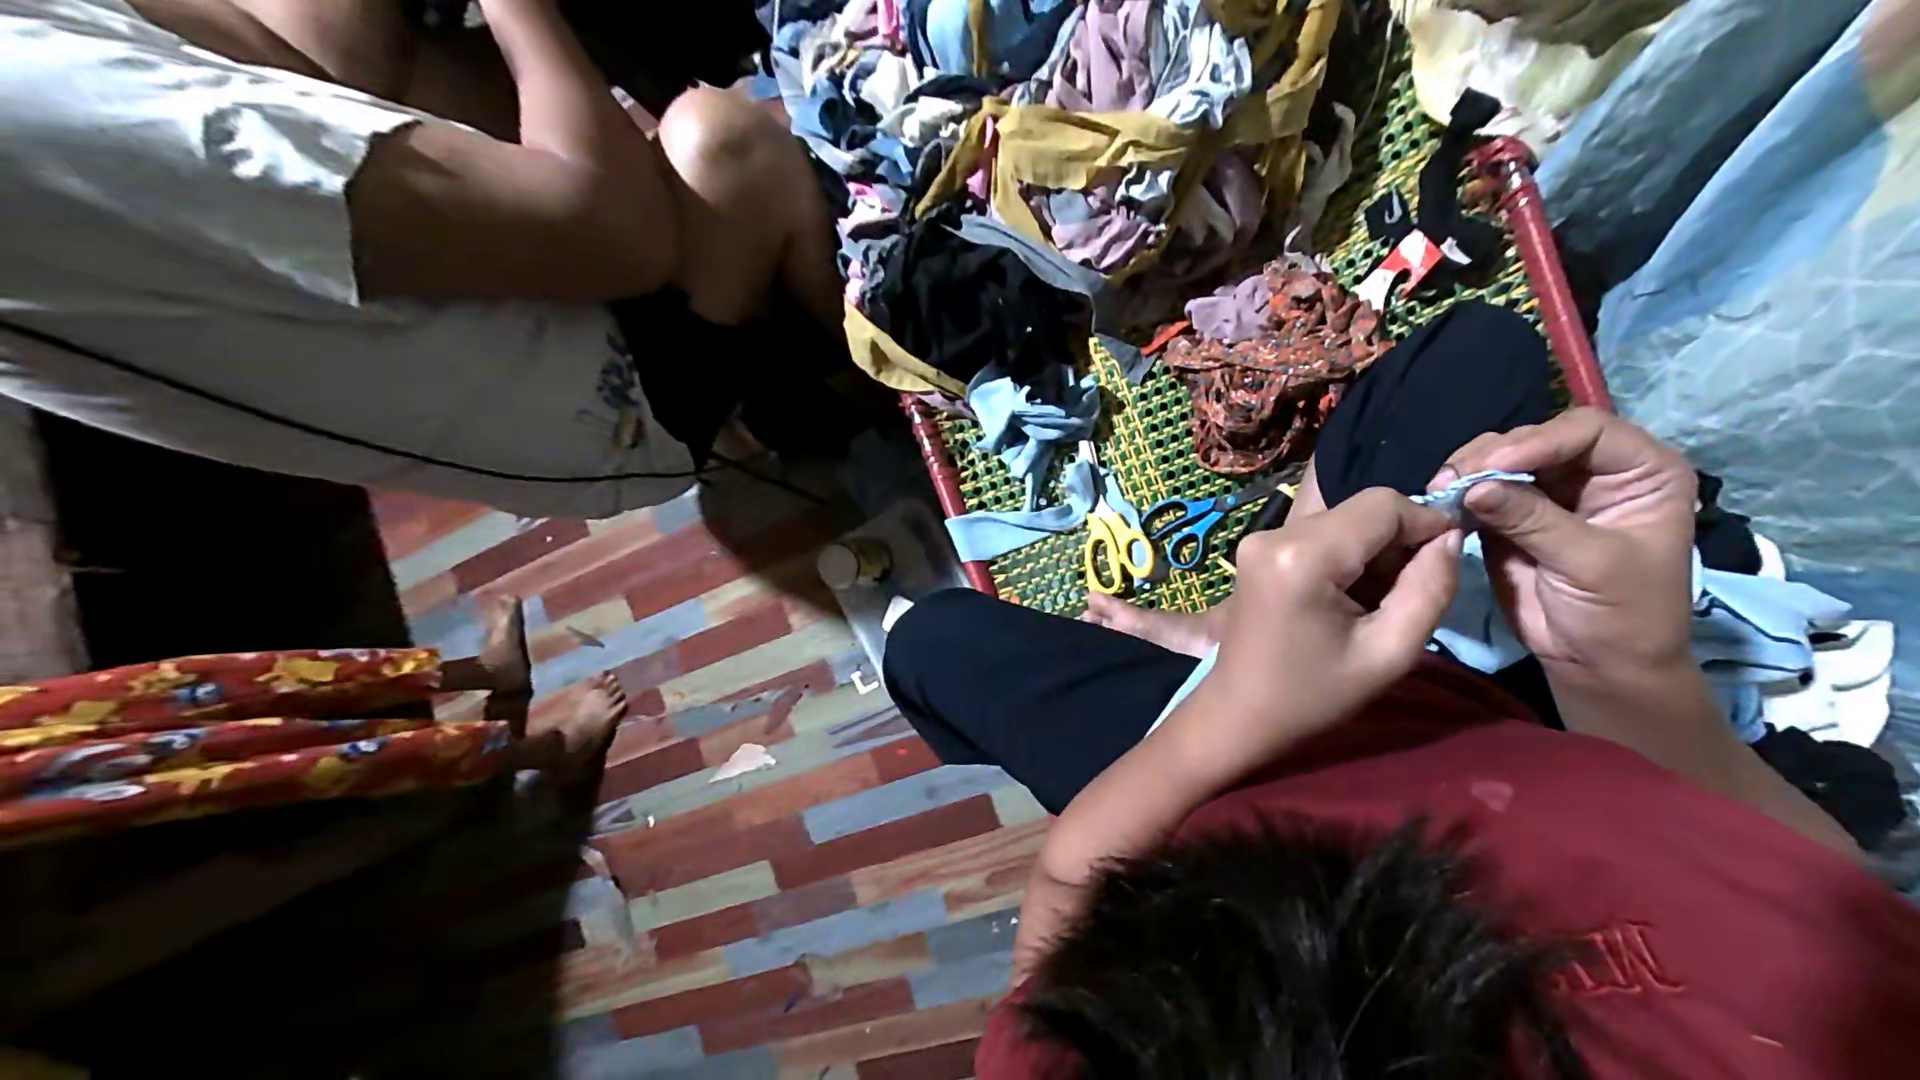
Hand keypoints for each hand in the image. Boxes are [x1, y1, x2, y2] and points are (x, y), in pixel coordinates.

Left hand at [1200, 488, 1459, 763]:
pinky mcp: (1257, 549)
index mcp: (1300, 555)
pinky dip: (1344, 555)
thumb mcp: (1390, 651)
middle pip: (1359, 509)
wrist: (1241, 709)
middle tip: (1405, 593)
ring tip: (1373, 602)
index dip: (1425, 523)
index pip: (1382, 503)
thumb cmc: (1314, 694)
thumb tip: (1450, 535)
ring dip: (1371, 551)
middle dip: (1397, 542)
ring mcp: (1258, 538)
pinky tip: (1347, 596)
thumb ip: (1429, 587)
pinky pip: (1318, 533)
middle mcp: (1272, 534)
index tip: (1444, 561)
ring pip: (1340, 519)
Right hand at [1435, 408, 1696, 682]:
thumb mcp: (1588, 564)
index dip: (1540, 440)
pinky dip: (1457, 491)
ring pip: (1500, 457)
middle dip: (1491, 455)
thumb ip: (1533, 521)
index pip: (1587, 431)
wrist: (1595, 660)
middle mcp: (1594, 471)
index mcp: (1641, 473)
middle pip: (1535, 438)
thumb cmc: (1621, 613)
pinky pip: (1478, 487)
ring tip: (1442, 491)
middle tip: (1453, 481)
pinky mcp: (1509, 513)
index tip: (1494, 467)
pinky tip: (1441, 502)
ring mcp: (1548, 491)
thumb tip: (1473, 489)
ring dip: (1467, 469)